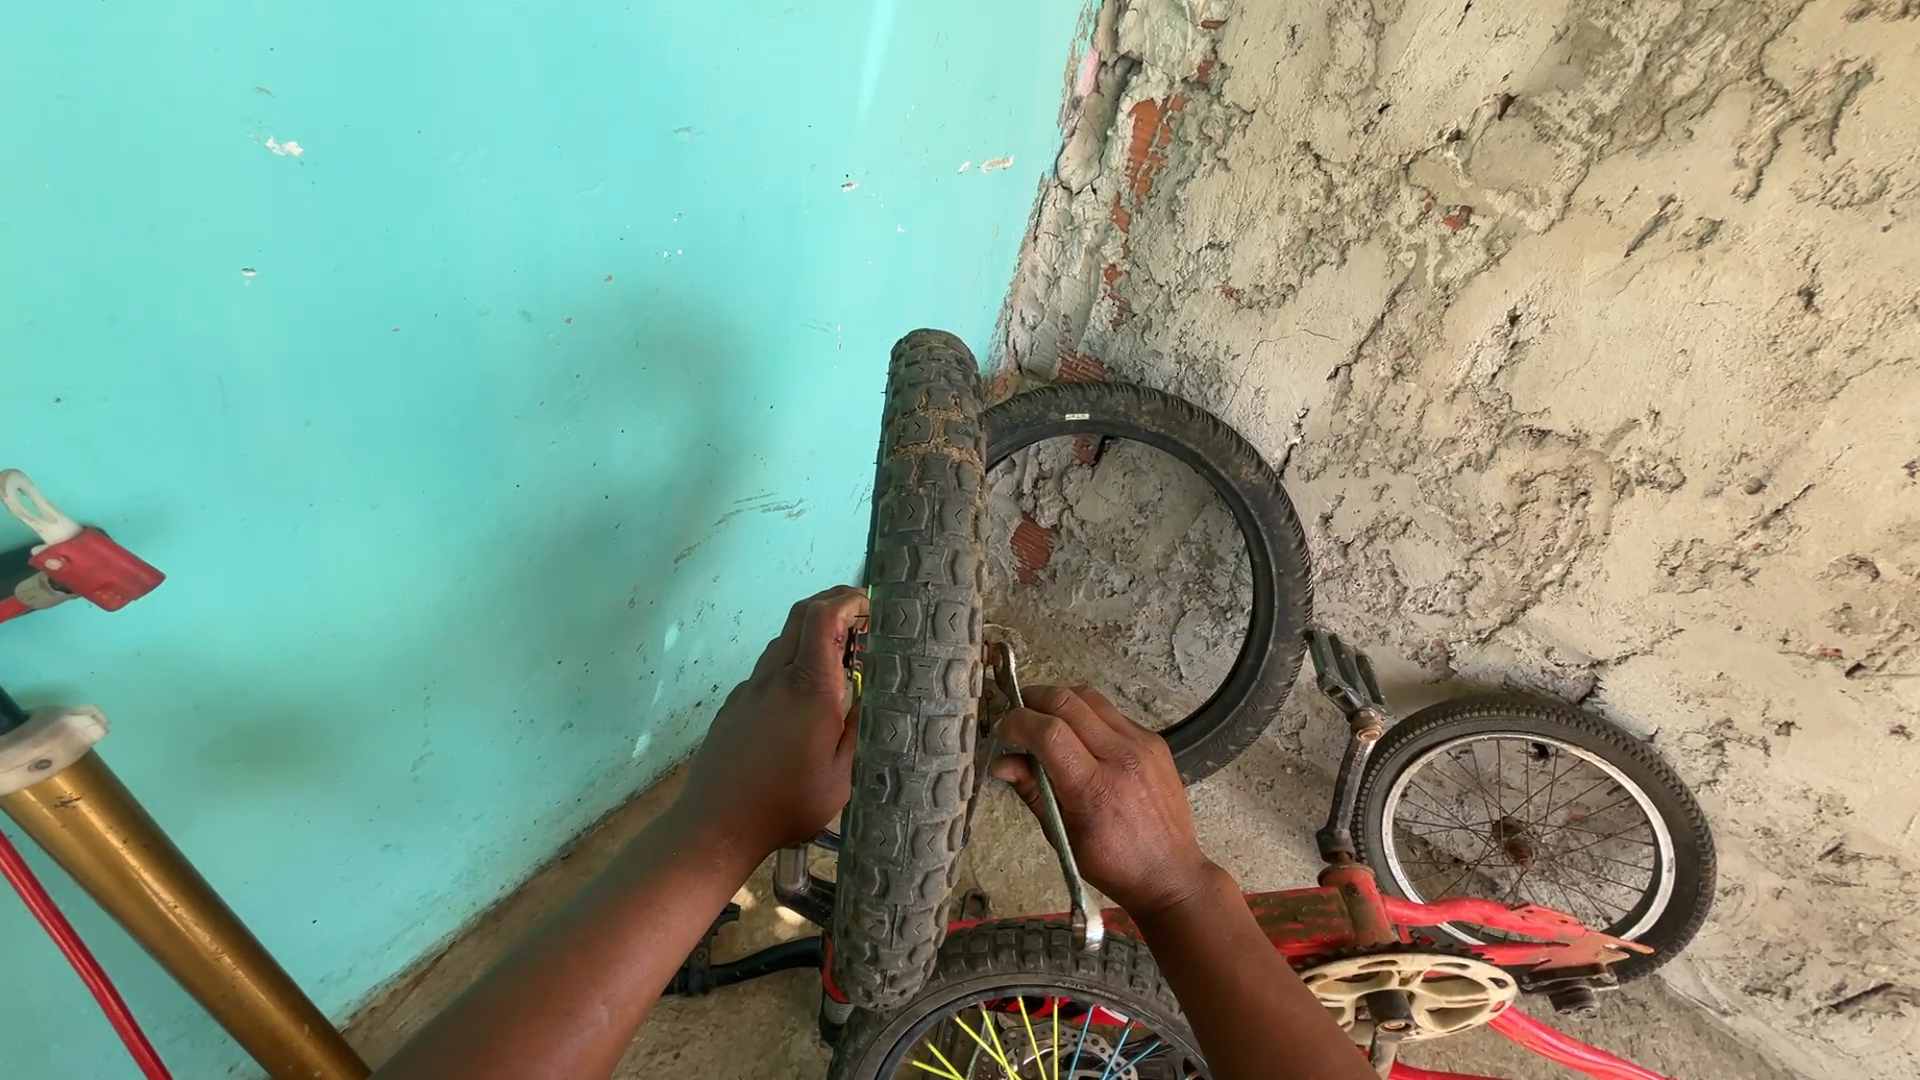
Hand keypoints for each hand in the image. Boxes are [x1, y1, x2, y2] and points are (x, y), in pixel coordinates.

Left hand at [676, 585, 867, 863]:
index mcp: (810, 689)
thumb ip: (857, 729)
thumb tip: (867, 697)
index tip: (870, 606)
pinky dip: (792, 662)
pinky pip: (769, 668)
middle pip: (801, 614)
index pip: (824, 618)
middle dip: (833, 602)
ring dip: (812, 633)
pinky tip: (803, 699)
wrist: (715, 825)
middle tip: (861, 617)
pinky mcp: (735, 703)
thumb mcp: (842, 776)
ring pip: (783, 640)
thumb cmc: (786, 804)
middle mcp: (777, 677)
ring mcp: (751, 688)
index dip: (848, 600)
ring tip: (840, 658)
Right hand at [991, 685, 1217, 917]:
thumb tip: (1000, 762)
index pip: (1049, 733)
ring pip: (1089, 696)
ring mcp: (1142, 744)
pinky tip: (1078, 734)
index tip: (1003, 729)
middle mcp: (1121, 757)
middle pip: (1067, 702)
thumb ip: (1031, 791)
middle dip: (1033, 699)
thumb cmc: (1112, 863)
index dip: (1018, 722)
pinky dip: (1085, 714)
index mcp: (1094, 788)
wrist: (1170, 872)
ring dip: (1059, 700)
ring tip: (1043, 716)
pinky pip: (1110, 711)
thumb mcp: (1061, 835)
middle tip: (1017, 713)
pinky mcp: (1153, 740)